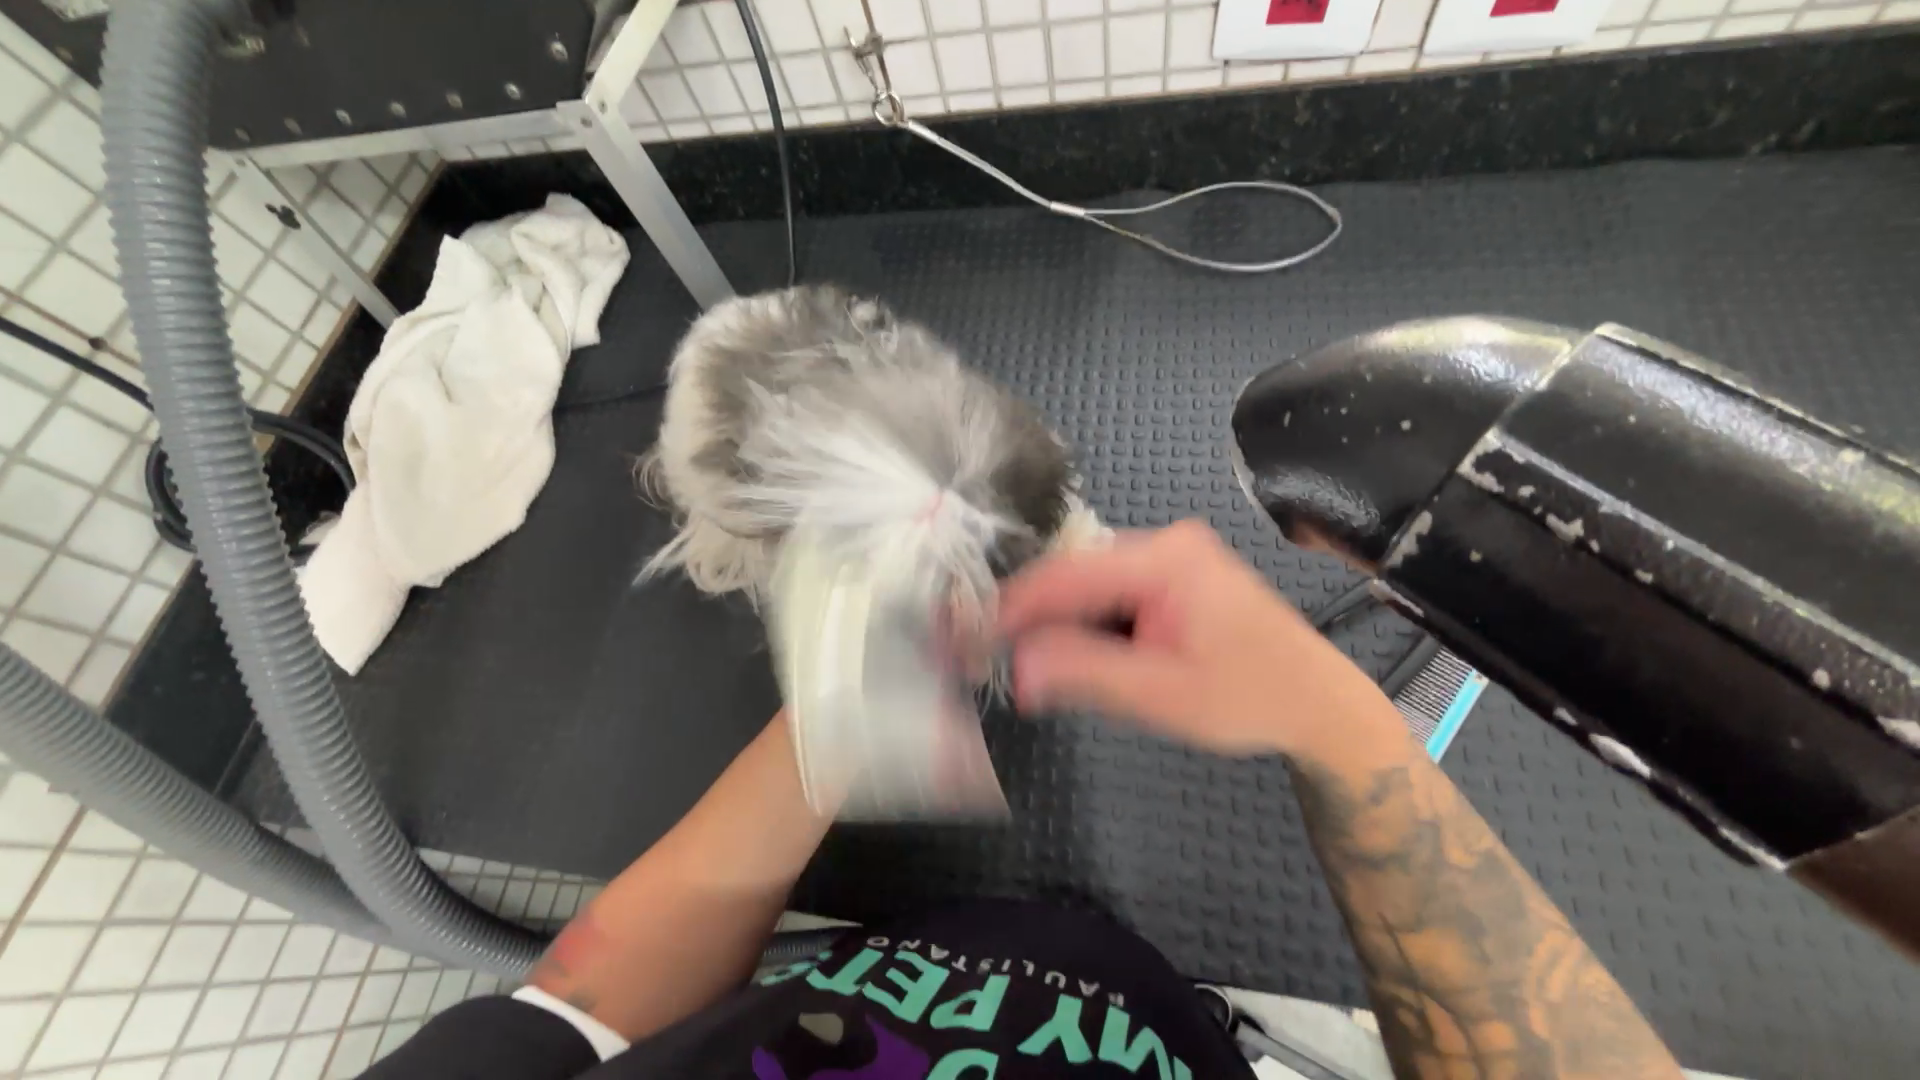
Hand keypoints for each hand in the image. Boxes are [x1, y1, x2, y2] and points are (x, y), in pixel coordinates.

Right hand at [997, 520, 1404, 759]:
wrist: (1318, 704)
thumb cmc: (1251, 699)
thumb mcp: (1162, 695)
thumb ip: (1085, 674)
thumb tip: (1015, 667)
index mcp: (1167, 558)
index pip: (1066, 574)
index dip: (1010, 607)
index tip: (965, 638)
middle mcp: (1165, 542)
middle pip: (1072, 573)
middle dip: (1028, 617)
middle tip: (983, 656)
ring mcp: (1170, 555)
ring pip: (1086, 584)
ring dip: (1055, 623)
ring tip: (1021, 663)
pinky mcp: (1171, 574)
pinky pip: (1108, 592)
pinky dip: (1083, 622)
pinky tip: (1071, 654)